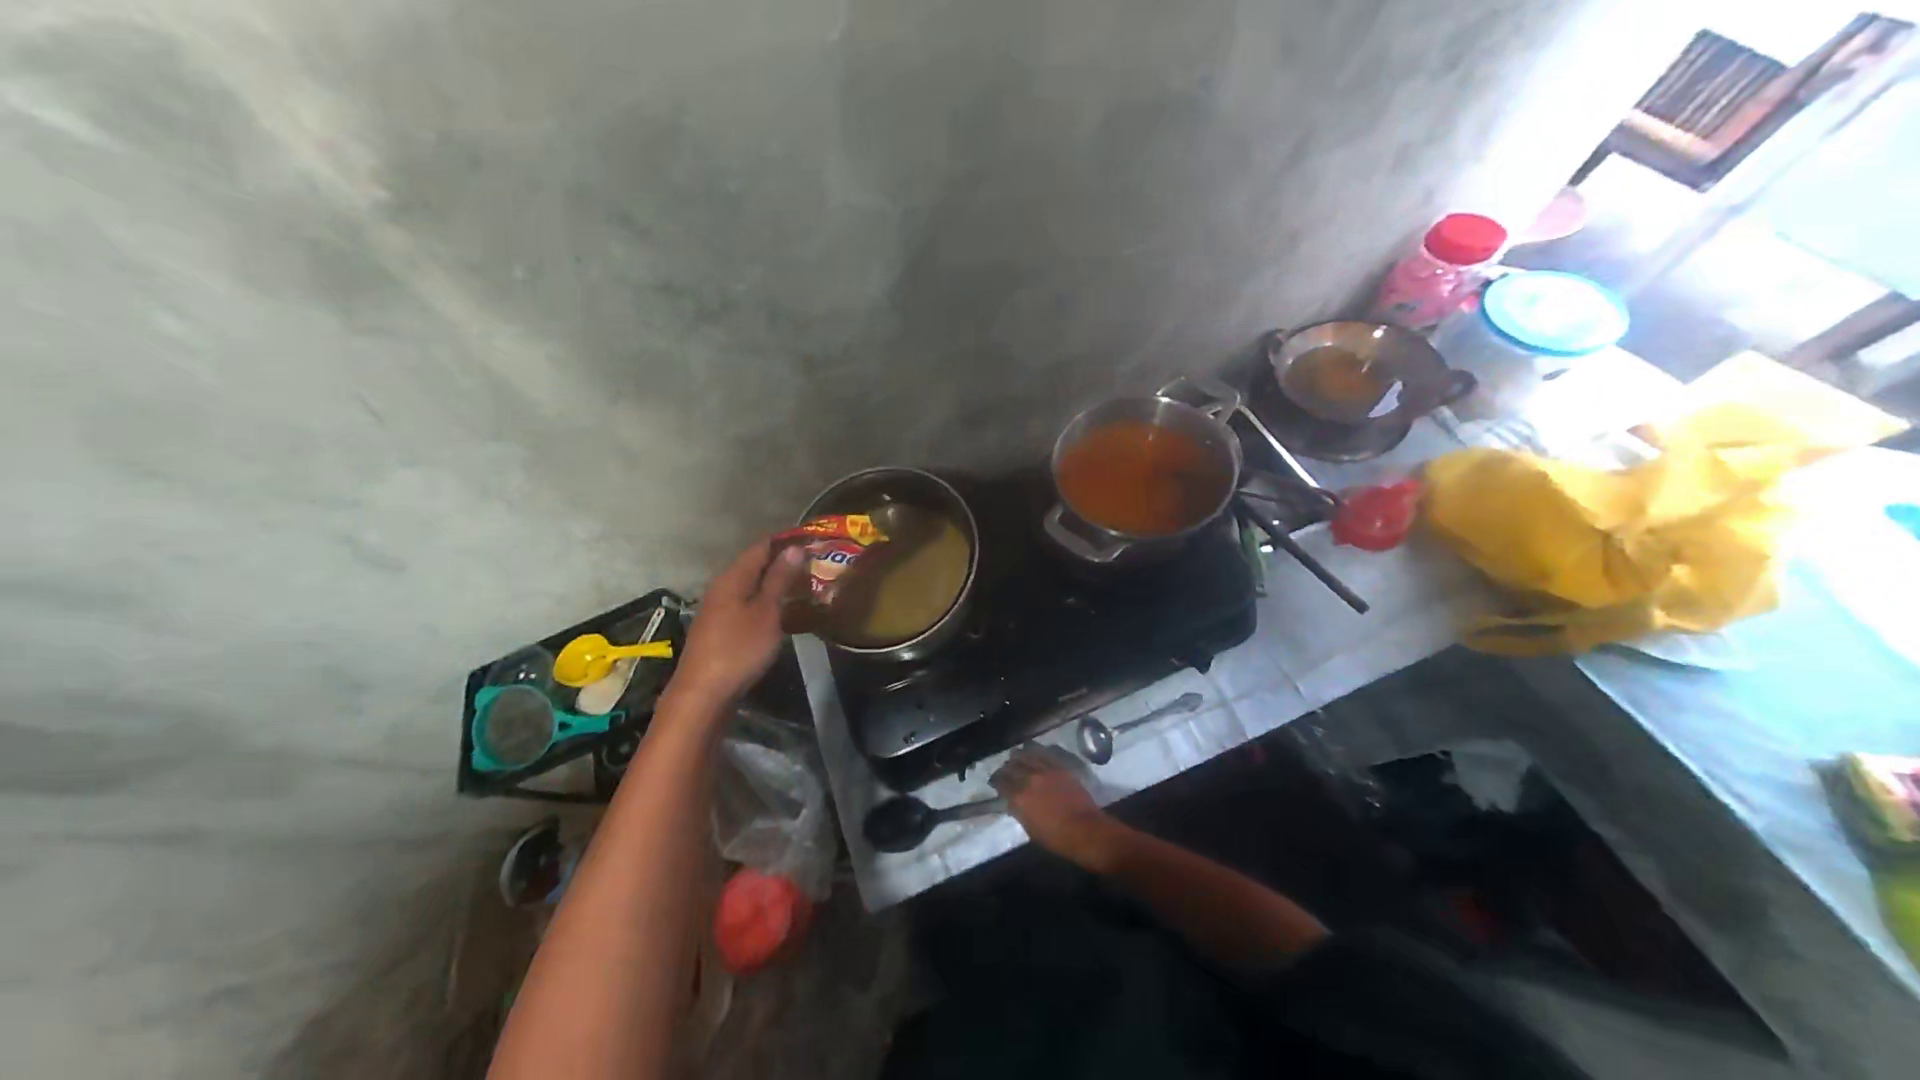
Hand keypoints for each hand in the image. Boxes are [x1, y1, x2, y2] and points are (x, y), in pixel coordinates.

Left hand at [665, 539, 808, 714]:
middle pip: (754, 566)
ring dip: (776, 584)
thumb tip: (794, 548)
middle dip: (783, 563)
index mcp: (732, 577)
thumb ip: (779, 580)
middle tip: (815, 566)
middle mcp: (722, 588)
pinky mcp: (720, 630)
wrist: (703, 694)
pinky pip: (747, 605)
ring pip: (751, 587)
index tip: (813, 542)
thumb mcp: (766, 612)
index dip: (786, 542)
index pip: (761, 547)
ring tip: (805, 586)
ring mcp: (718, 610)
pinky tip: (783, 612)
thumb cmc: (738, 649)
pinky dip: (766, 603)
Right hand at [991, 746, 1122, 871]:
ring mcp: (1045, 771)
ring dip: (1018, 757)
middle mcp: (1029, 780)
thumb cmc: (1056, 837)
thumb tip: (1013, 802)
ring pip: (1026, 756)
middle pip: (1011, 767)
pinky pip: (1044, 755)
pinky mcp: (1059, 768)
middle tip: (1004, 771)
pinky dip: (1035, 753)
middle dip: (1005, 768)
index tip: (995, 782)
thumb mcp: (1030, 829)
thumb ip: (1019, 811)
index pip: (1001, 783)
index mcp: (1018, 797)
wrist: (1084, 829)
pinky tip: (1032, 754)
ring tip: (1015, 758)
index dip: (996, 781)